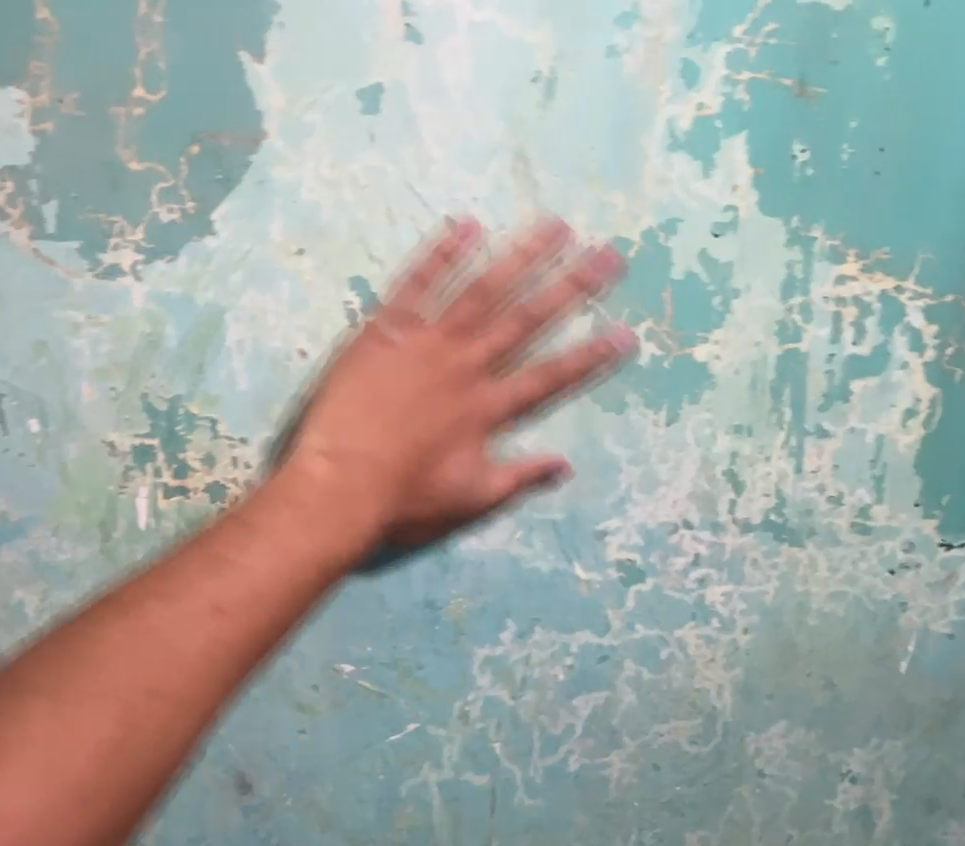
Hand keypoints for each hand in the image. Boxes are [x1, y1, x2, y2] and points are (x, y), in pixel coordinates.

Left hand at [278, 216, 636, 552]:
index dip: (590, 356)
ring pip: (481, 291)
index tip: (628, 332)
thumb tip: (565, 466)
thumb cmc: (401, 501)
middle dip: (572, 288)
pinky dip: (441, 254)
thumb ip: (518, 478)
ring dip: (520, 257)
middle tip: (610, 254)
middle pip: (525, 320)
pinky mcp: (384, 331)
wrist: (337, 486)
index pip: (550, 377)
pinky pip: (416, 284)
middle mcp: (465, 367)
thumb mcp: (468, 500)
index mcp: (487, 410)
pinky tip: (467, 225)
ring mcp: (425, 344)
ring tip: (555, 225)